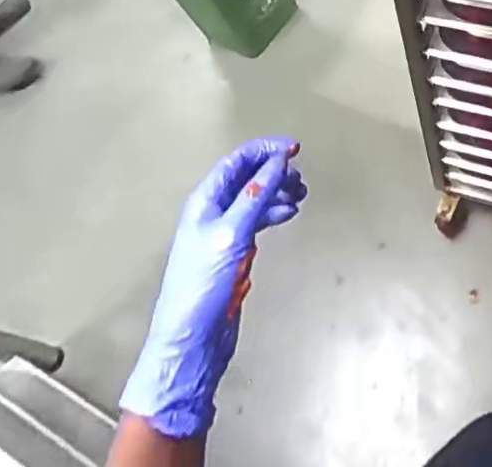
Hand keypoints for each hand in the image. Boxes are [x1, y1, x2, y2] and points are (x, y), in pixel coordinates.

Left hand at [121, 137, 305, 438]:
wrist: (192, 343)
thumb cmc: (199, 293)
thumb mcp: (231, 235)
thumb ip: (256, 196)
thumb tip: (276, 164)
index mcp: (205, 202)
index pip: (238, 160)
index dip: (266, 149)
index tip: (292, 147)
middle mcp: (212, 213)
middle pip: (247, 175)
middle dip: (275, 168)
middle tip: (298, 170)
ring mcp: (223, 232)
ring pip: (255, 196)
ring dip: (278, 188)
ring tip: (298, 190)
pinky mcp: (233, 251)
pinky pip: (257, 218)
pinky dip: (275, 210)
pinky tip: (286, 212)